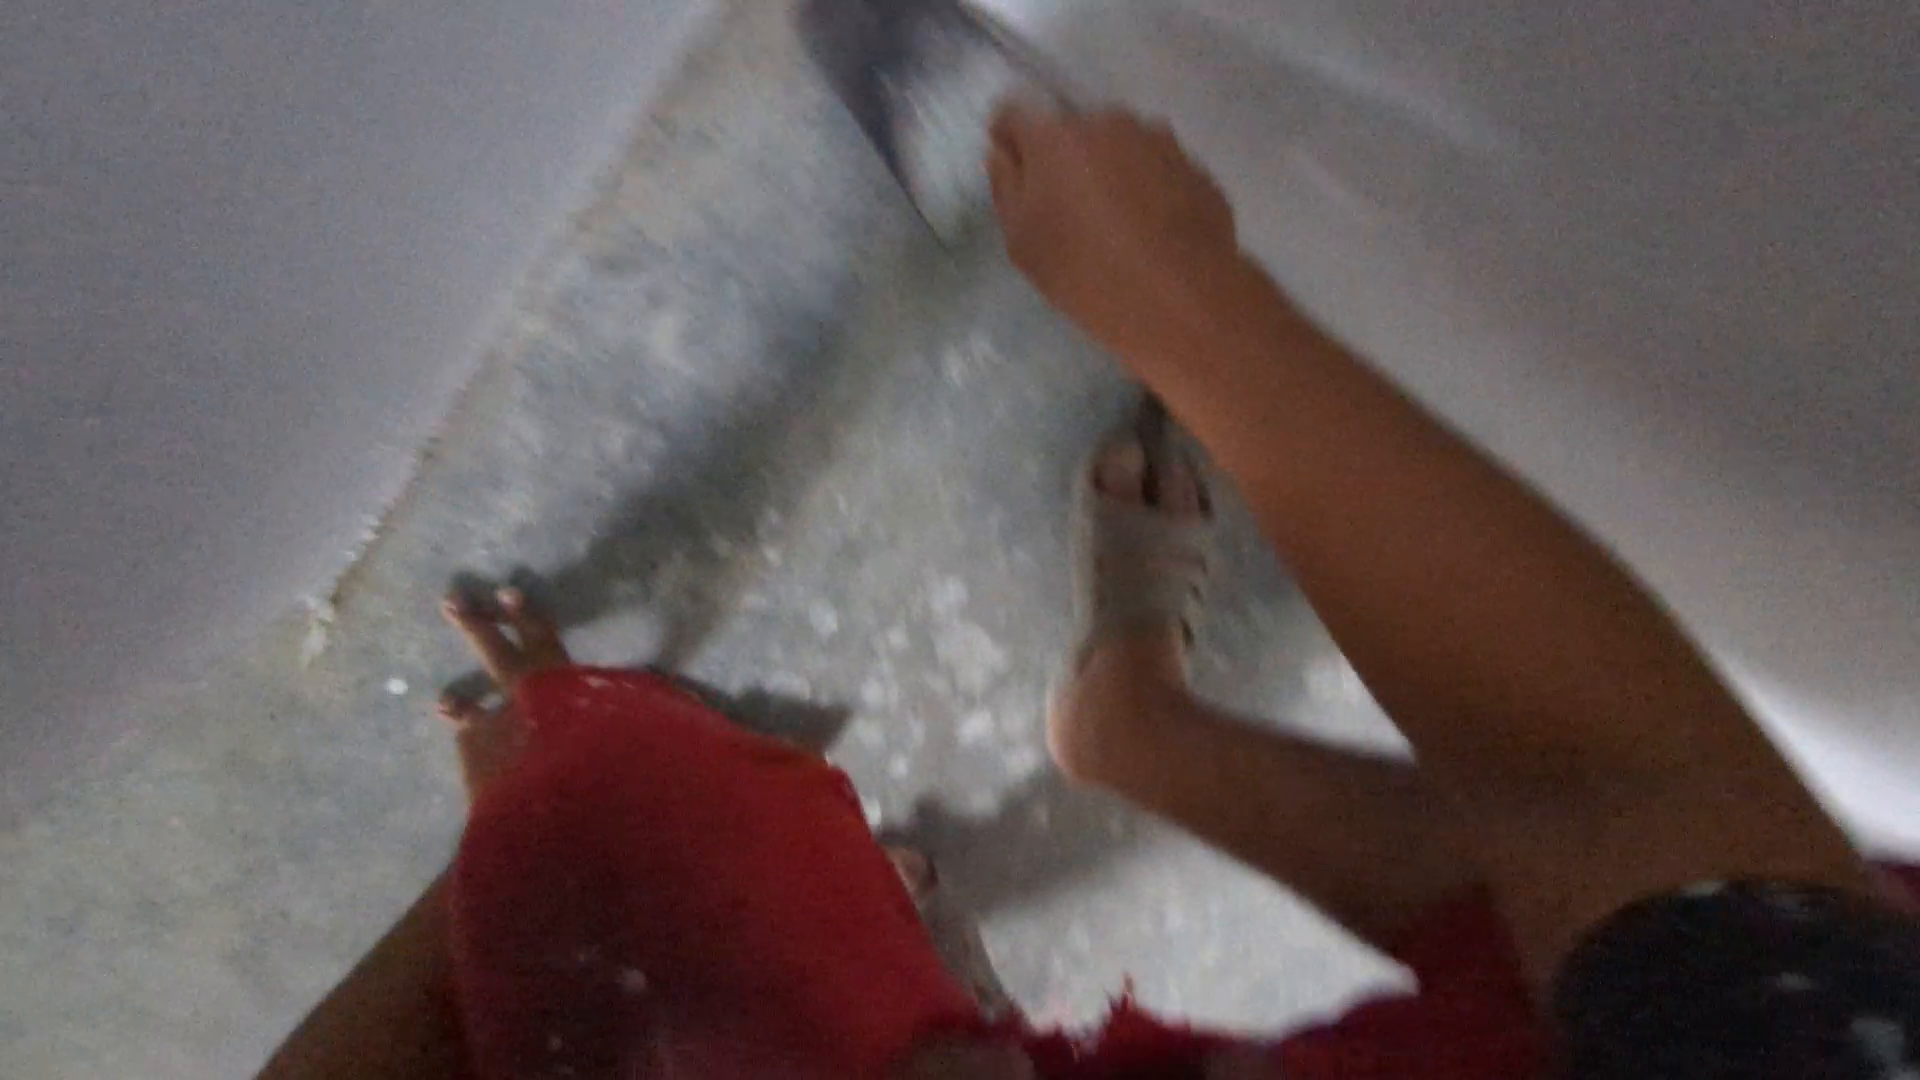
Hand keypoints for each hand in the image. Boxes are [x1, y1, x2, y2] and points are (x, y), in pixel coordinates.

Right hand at [987, 104, 1246, 357]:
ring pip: (1117, 146)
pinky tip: (1148, 235)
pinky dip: (1146, 191)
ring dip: (1108, 173)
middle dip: (1063, 162)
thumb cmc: (1086, 276)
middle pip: (1071, 130)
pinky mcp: (1194, 166)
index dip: (1009, 141)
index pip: (1015, 111)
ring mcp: (1159, 139)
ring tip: (1113, 229)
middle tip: (1067, 216)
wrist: (1180, 301)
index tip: (1016, 177)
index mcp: (1057, 136)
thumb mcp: (1023, 244)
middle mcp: (1110, 120)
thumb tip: (1003, 154)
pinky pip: (1155, 169)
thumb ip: (1006, 188)